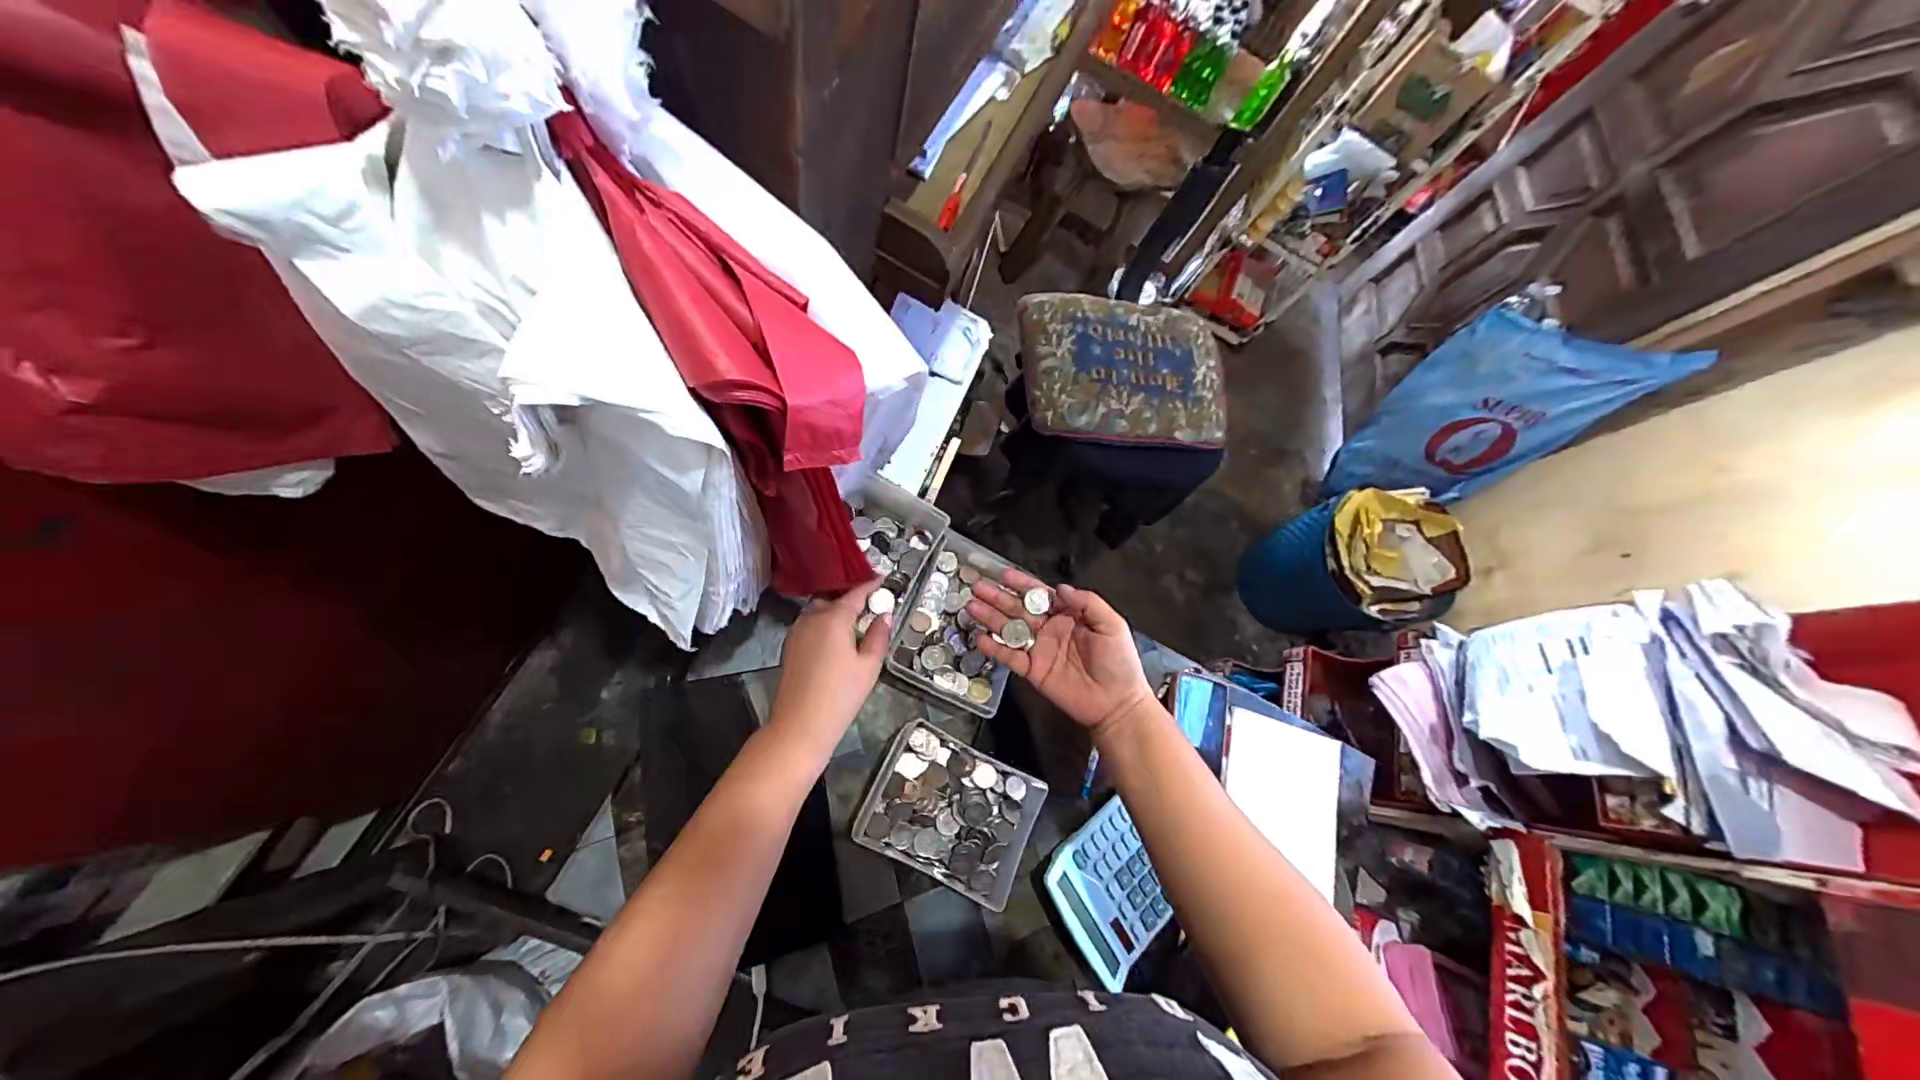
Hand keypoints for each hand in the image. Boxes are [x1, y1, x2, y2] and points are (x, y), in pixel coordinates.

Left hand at [770, 579, 890, 747]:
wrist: (800, 726)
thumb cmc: (840, 695)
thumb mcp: (869, 666)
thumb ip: (879, 636)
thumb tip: (884, 615)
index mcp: (833, 618)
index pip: (855, 593)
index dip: (871, 585)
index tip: (884, 580)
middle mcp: (811, 618)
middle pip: (833, 598)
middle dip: (852, 597)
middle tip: (872, 604)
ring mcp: (797, 632)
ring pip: (819, 610)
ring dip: (836, 610)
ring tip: (857, 621)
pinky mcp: (790, 647)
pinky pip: (810, 625)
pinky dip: (825, 623)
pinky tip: (838, 639)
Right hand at [966, 570, 1156, 739]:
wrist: (1117, 704)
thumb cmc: (1120, 664)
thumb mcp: (1112, 625)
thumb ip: (1087, 603)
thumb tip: (1061, 588)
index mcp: (1068, 615)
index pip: (1040, 595)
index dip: (1021, 584)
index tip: (1004, 574)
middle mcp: (1050, 629)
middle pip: (1018, 609)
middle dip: (998, 598)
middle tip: (979, 587)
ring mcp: (1040, 650)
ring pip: (1010, 630)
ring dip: (991, 618)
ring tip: (972, 607)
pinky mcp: (1033, 670)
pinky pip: (1010, 657)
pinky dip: (995, 648)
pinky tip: (982, 638)